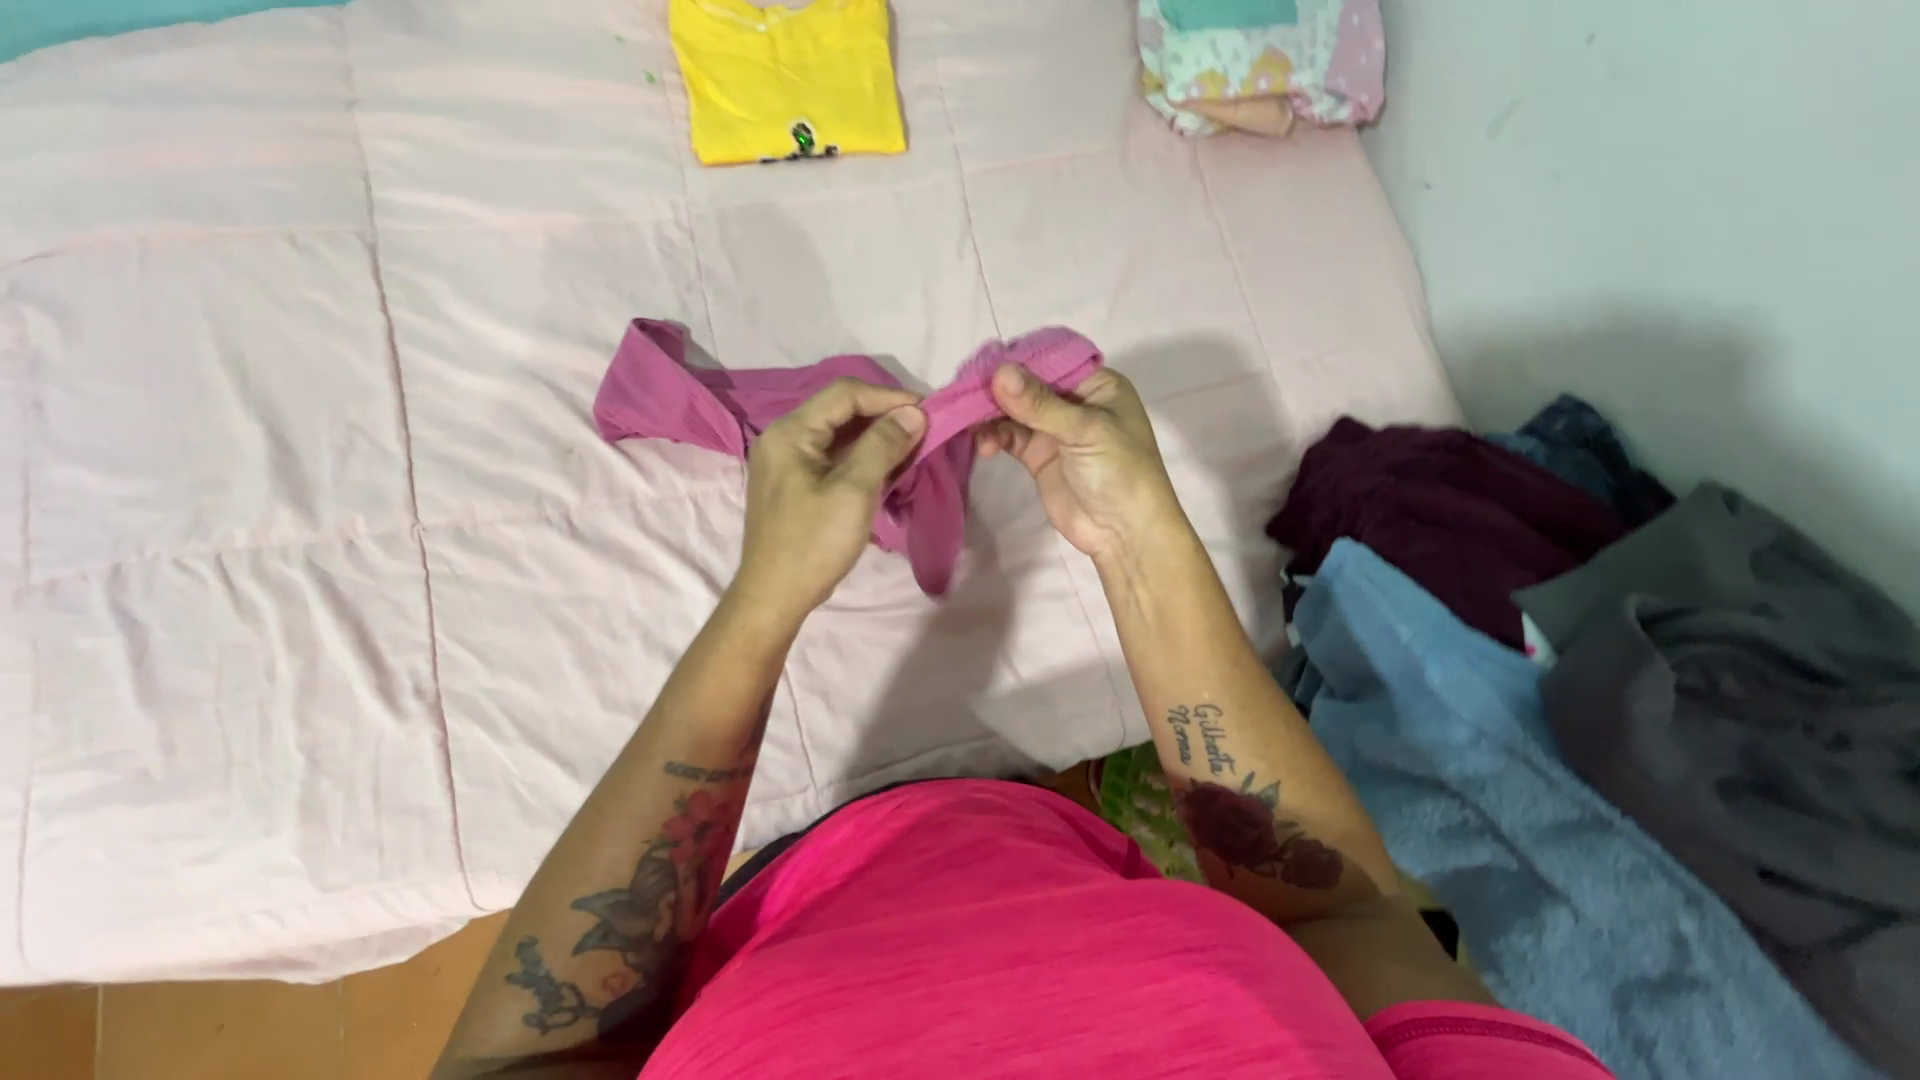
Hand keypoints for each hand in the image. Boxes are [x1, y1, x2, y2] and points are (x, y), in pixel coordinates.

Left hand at [729, 378, 926, 626]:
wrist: (774, 596)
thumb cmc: (813, 543)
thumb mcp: (854, 491)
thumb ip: (883, 446)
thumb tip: (914, 413)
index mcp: (790, 432)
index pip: (845, 393)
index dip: (889, 396)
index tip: (928, 410)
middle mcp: (783, 438)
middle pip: (841, 410)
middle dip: (885, 415)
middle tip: (925, 428)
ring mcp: (787, 462)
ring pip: (839, 434)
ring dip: (876, 437)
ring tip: (914, 446)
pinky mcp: (795, 483)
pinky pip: (833, 456)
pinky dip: (862, 457)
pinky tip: (889, 467)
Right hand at [975, 366, 1186, 563]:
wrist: (1124, 533)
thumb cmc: (1120, 471)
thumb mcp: (1084, 431)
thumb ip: (1040, 403)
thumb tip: (999, 372)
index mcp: (1096, 384)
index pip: (1050, 360)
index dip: (1018, 361)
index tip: (982, 363)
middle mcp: (1074, 401)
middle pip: (1027, 384)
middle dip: (997, 389)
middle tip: (965, 394)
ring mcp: (1054, 429)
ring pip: (1013, 411)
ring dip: (990, 416)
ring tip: (972, 426)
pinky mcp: (1038, 455)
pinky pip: (1009, 436)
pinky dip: (993, 437)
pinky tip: (983, 445)